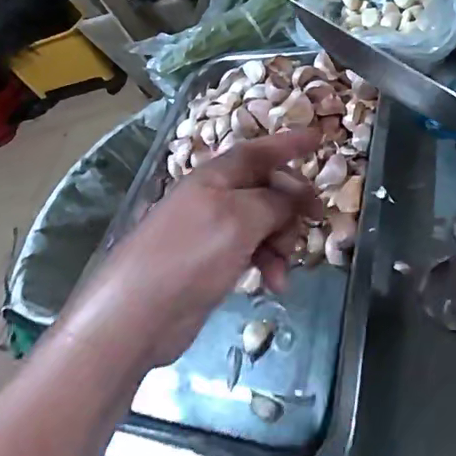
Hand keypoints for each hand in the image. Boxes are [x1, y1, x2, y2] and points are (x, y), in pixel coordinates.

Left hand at [70, 128, 320, 367]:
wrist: (136, 317)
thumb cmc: (189, 254)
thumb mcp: (241, 218)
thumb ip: (276, 201)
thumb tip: (296, 196)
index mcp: (216, 176)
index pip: (259, 150)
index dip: (289, 143)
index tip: (319, 138)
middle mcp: (215, 197)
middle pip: (268, 188)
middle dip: (293, 204)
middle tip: (316, 220)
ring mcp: (213, 231)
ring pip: (265, 222)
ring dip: (282, 240)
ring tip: (285, 265)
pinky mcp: (212, 263)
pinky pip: (253, 251)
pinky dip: (268, 263)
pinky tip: (275, 283)